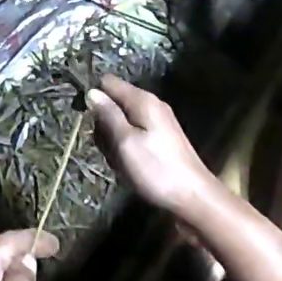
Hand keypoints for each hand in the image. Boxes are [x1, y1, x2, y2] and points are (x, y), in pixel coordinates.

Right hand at [89, 76, 219, 216]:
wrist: (193, 198)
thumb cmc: (156, 169)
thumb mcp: (126, 142)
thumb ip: (108, 115)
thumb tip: (92, 91)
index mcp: (143, 101)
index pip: (108, 82)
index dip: (94, 97)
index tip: (87, 120)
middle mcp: (151, 105)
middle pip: (114, 104)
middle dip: (104, 125)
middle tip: (110, 149)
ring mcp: (157, 122)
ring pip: (121, 123)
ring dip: (114, 142)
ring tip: (121, 161)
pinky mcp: (160, 139)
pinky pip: (133, 136)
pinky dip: (126, 149)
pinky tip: (130, 167)